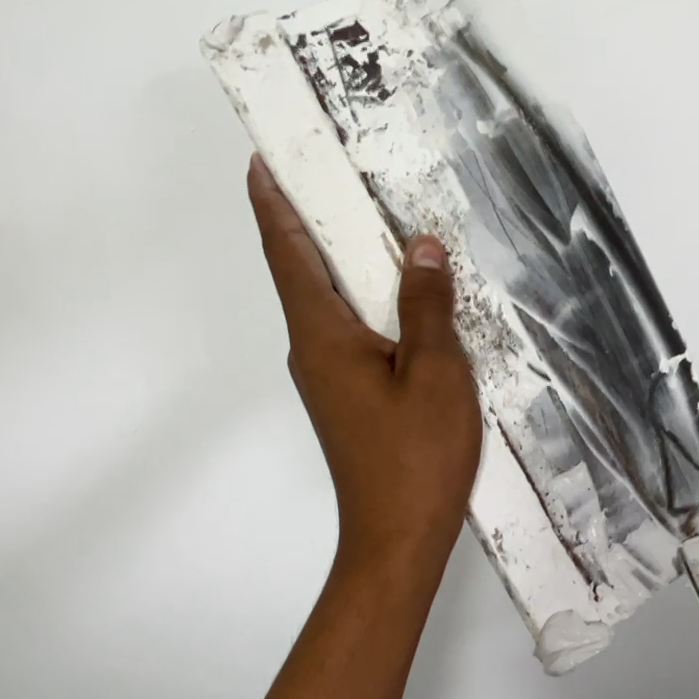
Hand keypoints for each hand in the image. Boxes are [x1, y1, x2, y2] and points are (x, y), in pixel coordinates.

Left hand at [247, 156, 483, 571]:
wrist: (397, 538)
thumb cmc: (416, 456)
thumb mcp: (436, 373)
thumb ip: (427, 306)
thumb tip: (420, 247)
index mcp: (322, 335)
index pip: (288, 253)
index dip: (275, 203)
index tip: (263, 159)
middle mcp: (312, 351)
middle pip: (303, 272)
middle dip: (309, 219)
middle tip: (332, 173)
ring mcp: (327, 379)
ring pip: (328, 303)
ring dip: (339, 260)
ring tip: (372, 220)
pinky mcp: (346, 399)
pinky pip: (348, 331)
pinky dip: (363, 300)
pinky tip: (398, 295)